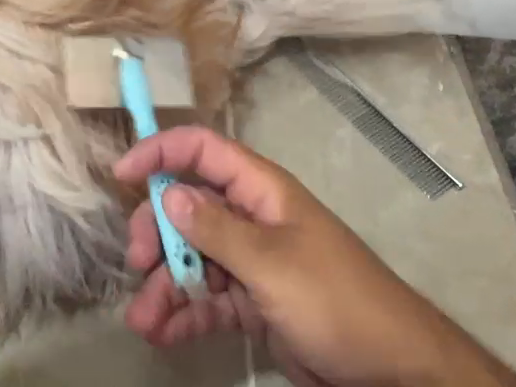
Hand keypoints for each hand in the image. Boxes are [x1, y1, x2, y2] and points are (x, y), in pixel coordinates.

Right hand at [114, 126, 515, 386]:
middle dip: (157, 232)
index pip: (203, 150)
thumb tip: (168, 193)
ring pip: (193, 259)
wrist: (394, 369)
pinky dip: (184, 314)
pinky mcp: (254, 302)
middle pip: (188, 208)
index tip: (121, 174)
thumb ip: (217, 229)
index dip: (161, 152)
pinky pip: (208, 299)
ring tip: (143, 321)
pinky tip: (163, 333)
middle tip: (137, 264)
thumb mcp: (272, 264)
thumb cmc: (335, 300)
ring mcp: (252, 262)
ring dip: (165, 286)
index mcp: (261, 190)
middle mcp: (252, 218)